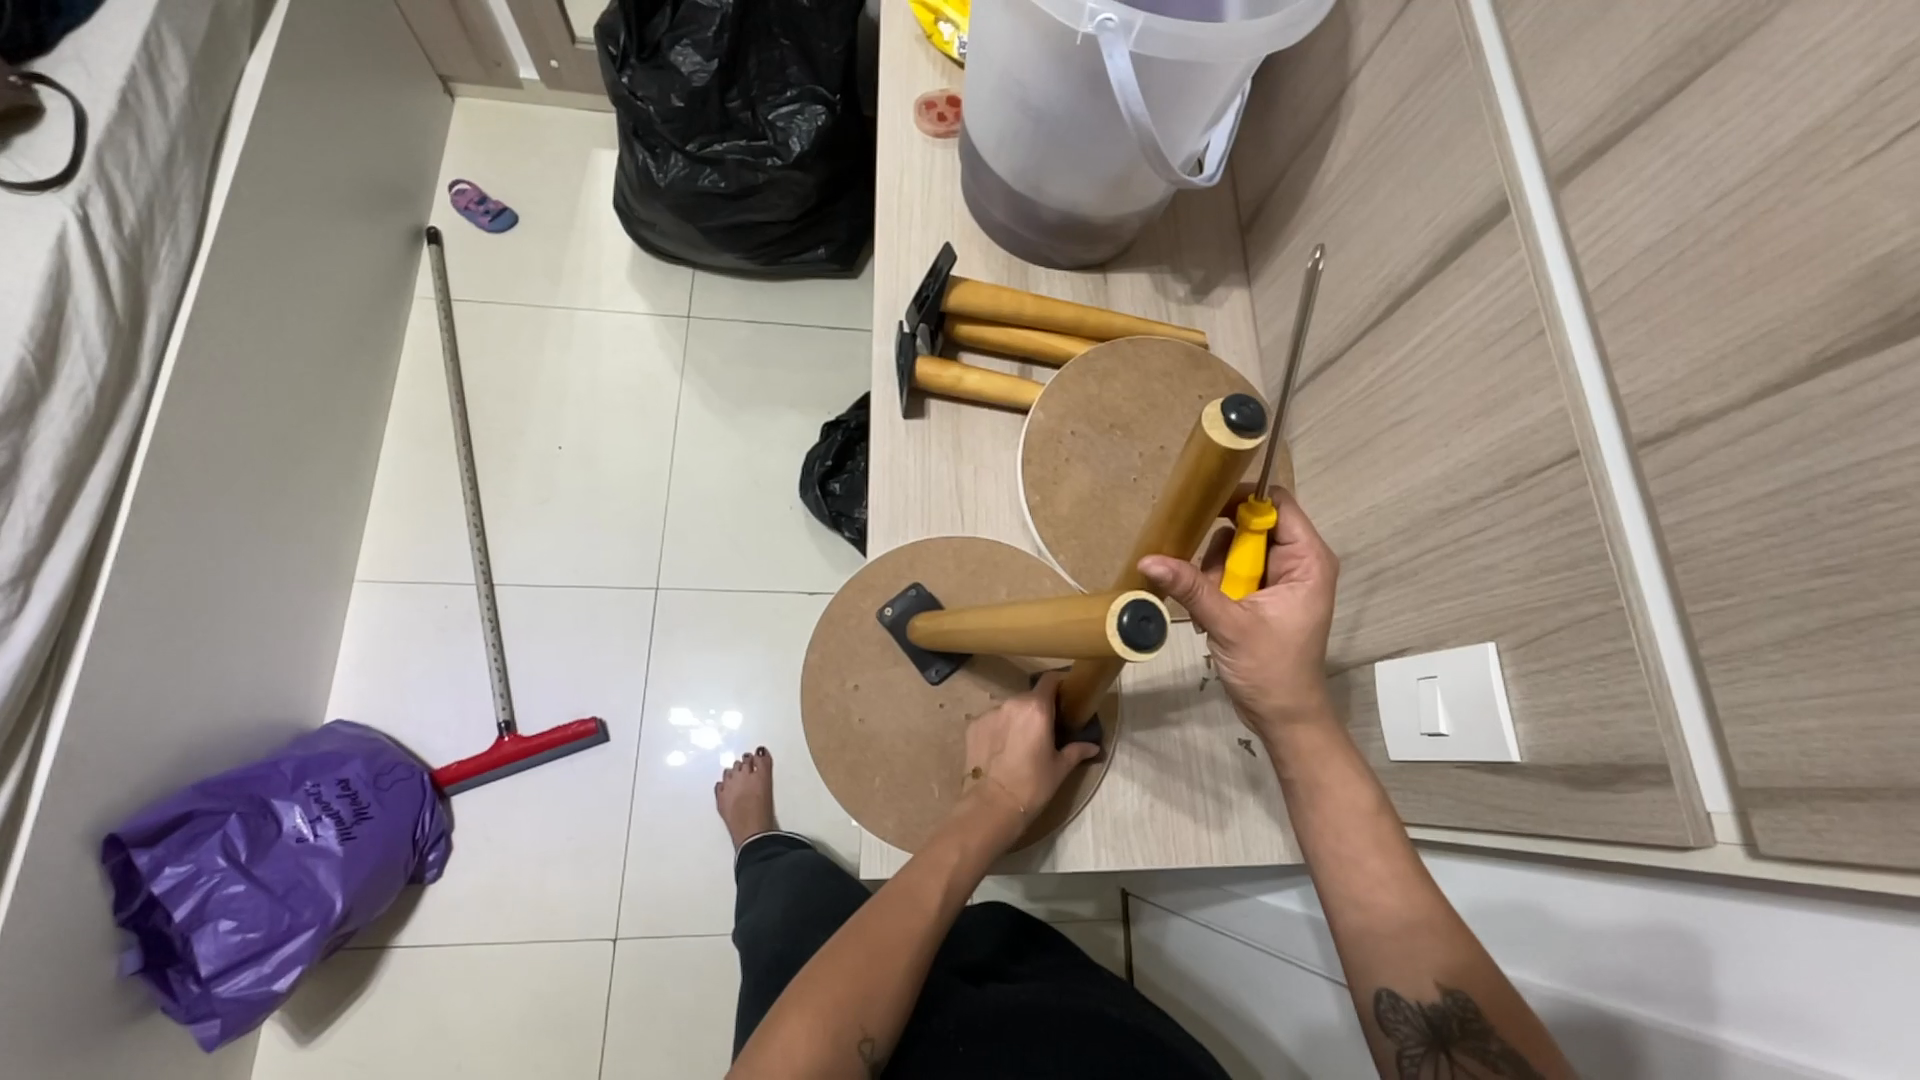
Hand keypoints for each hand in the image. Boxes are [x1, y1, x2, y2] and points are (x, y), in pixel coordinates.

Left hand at [958, 672, 1099, 834]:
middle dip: (1038, 708)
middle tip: (1044, 728)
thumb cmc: (1033, 785)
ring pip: (1008, 709)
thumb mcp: (1060, 768)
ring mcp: (989, 713)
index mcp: (1037, 709)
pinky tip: (1001, 749)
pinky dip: (998, 728)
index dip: (1058, 684)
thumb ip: (1076, 750)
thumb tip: (1093, 746)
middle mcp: (1012, 703)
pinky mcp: (972, 725)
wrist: (992, 804)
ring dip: (1017, 719)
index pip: (1049, 680)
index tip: (1064, 696)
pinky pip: (991, 720)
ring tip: (1020, 742)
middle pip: (1029, 697)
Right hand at [1139, 487, 1338, 741]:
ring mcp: (1278, 580)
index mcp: (1307, 560)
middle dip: (1222, 549)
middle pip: (1250, 526)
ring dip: (1214, 572)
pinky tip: (1211, 615)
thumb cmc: (1271, 670)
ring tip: (1212, 606)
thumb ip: (1191, 587)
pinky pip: (1231, 573)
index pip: (1277, 504)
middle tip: (1207, 577)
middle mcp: (1296, 562)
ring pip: (1235, 550)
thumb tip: (1148, 559)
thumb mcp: (1228, 625)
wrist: (1282, 716)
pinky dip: (1214, 587)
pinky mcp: (1261, 596)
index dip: (1242, 501)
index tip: (1203, 511)